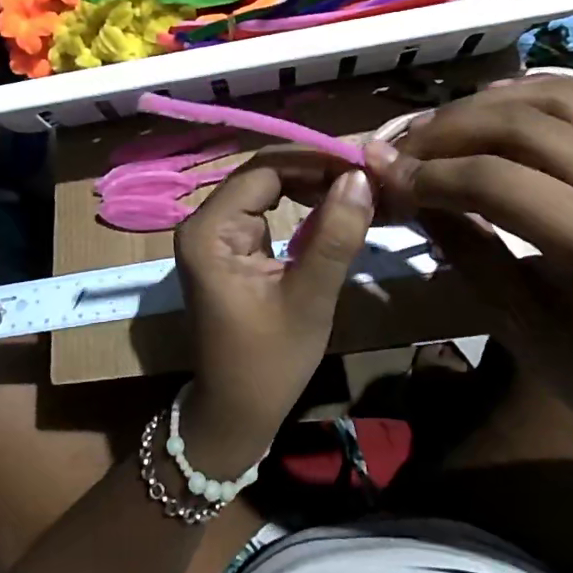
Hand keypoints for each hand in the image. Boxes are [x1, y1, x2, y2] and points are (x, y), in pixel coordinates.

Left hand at [174, 153, 374, 471]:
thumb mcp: (309, 299)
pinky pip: (266, 211)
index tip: (365, 163)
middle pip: (264, 174)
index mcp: (209, 231)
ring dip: (312, 186)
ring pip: (268, 189)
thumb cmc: (269, 362)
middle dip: (317, 171)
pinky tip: (335, 208)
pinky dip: (301, 207)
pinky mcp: (228, 248)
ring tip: (360, 188)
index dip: (316, 160)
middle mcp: (203, 223)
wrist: (236, 411)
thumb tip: (361, 177)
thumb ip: (334, 237)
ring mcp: (214, 234)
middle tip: (369, 176)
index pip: (265, 169)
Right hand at [364, 78, 572, 423]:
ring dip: (490, 104)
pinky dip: (531, 99)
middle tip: (403, 145)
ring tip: (440, 125)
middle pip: (530, 127)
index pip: (503, 182)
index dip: (433, 172)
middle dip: (453, 129)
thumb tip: (403, 185)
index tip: (384, 172)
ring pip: (562, 101)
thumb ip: (462, 244)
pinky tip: (490, 111)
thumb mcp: (512, 322)